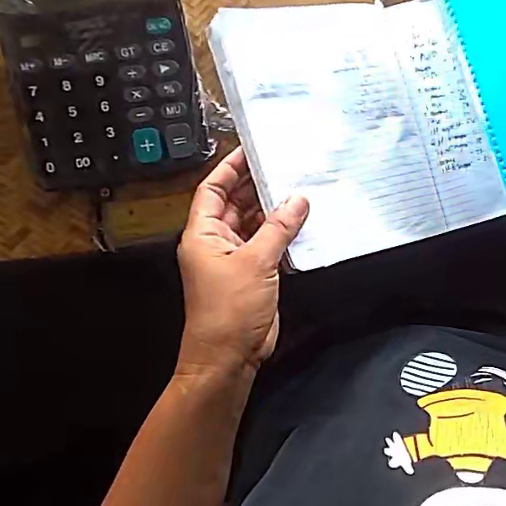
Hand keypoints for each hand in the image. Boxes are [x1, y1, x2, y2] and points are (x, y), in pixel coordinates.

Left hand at [177, 148, 308, 374]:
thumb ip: (278, 228)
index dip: (230, 166)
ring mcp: (235, 257)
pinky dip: (282, 232)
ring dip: (273, 209)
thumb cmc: (228, 311)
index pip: (213, 188)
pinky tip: (301, 221)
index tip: (250, 149)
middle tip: (284, 165)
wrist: (228, 356)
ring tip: (298, 188)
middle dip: (257, 185)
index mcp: (203, 233)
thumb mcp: (256, 262)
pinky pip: (267, 243)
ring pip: (254, 223)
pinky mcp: (253, 273)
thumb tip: (297, 200)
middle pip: (235, 202)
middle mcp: (216, 241)